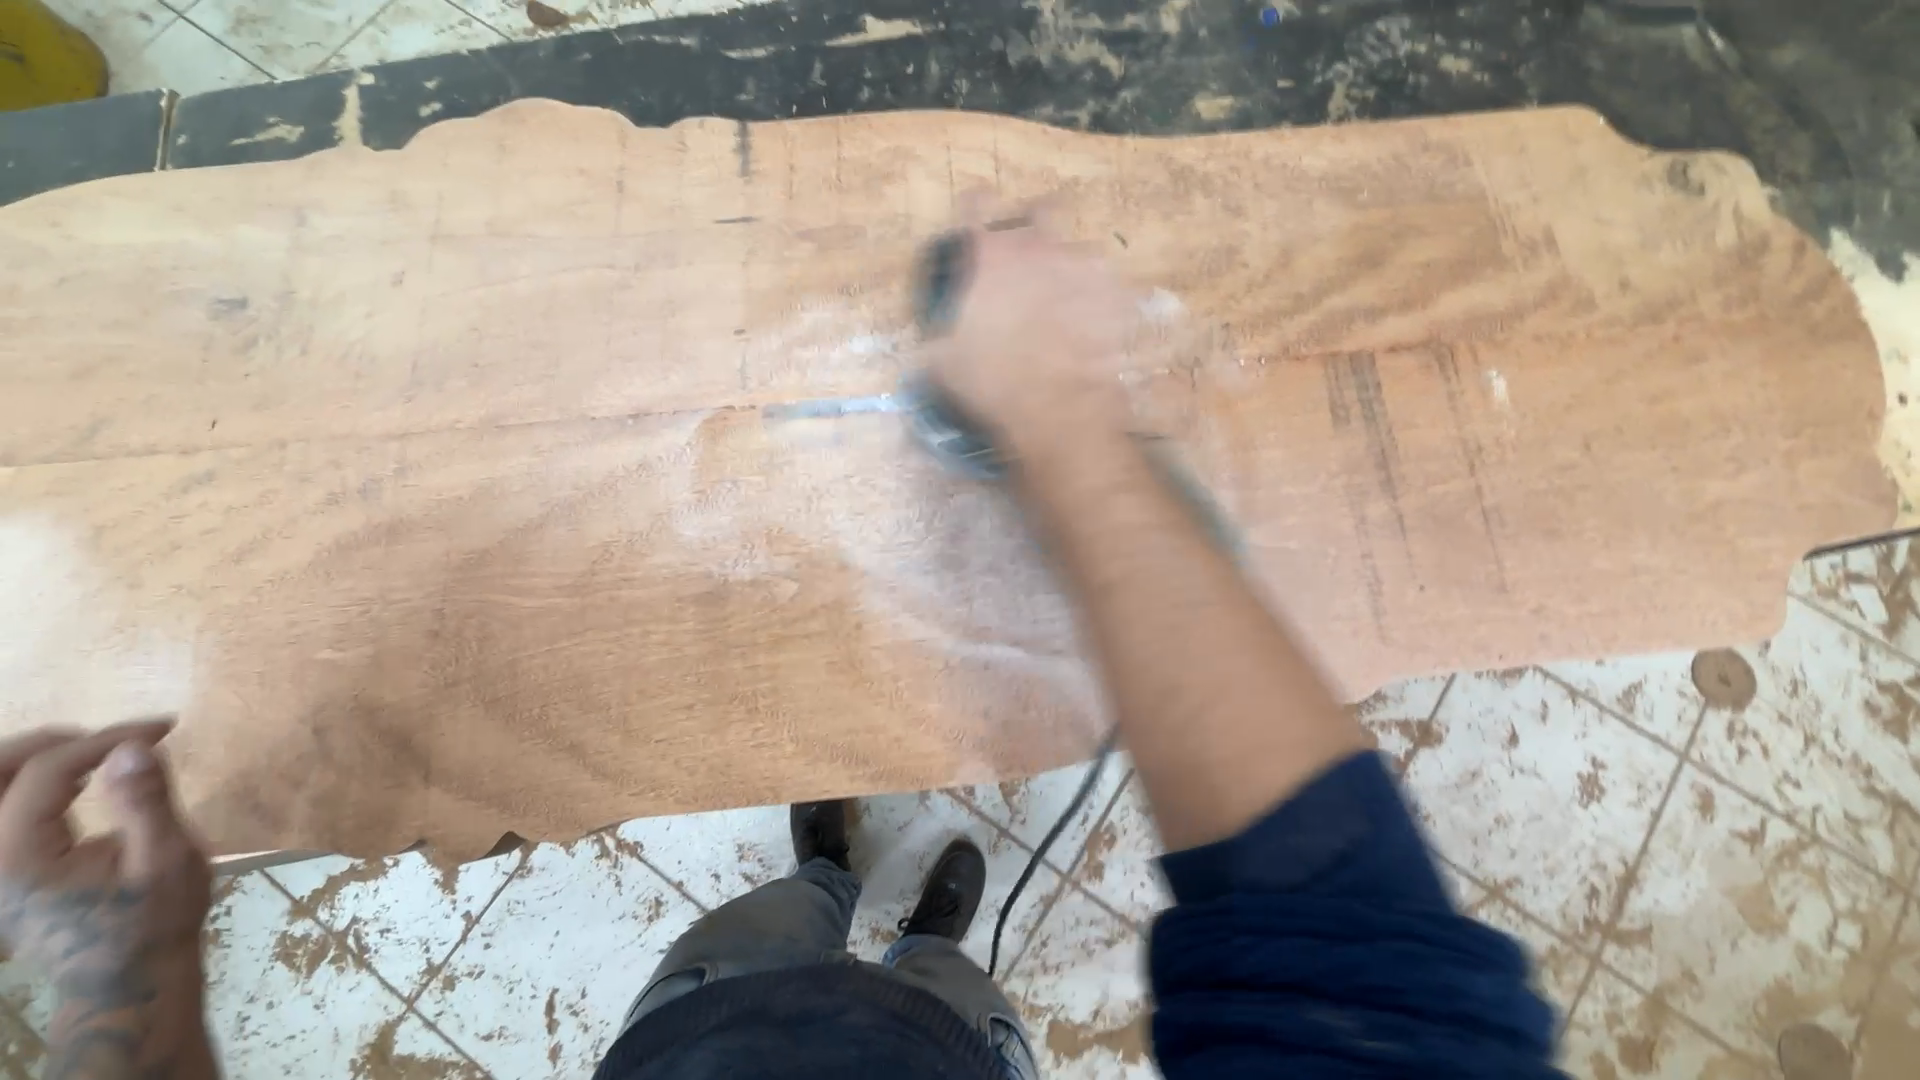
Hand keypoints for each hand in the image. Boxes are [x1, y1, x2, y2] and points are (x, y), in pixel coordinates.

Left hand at [0, 721, 215, 1078]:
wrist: (127, 976)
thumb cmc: (154, 918)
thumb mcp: (164, 858)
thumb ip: (145, 802)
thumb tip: (132, 747)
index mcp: (18, 857)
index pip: (45, 773)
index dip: (105, 739)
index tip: (165, 728)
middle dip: (47, 743)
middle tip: (113, 734)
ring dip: (30, 761)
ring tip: (93, 750)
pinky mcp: (1, 871)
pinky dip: (26, 785)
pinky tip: (72, 781)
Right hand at [918, 198, 1139, 458]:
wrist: (1056, 409)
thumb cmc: (991, 384)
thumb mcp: (944, 364)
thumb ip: (939, 338)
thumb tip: (931, 344)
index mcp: (988, 255)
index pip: (976, 204)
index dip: (976, 209)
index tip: (977, 222)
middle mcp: (1037, 247)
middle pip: (1044, 208)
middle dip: (1040, 224)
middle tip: (1034, 256)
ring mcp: (1083, 268)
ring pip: (1082, 249)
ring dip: (1074, 269)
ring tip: (1068, 302)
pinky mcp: (1117, 296)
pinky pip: (1110, 288)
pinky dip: (1102, 302)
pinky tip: (1094, 327)